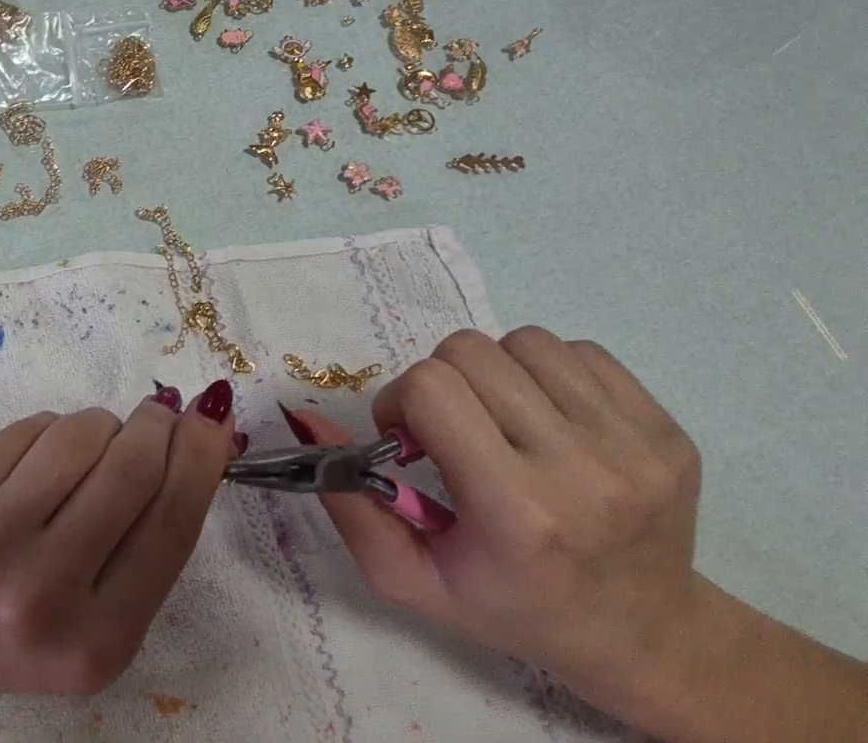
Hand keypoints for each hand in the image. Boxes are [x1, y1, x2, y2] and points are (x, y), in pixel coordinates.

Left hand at [0, 379, 242, 713]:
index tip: (212, 421)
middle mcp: (42, 590)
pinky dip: (51, 430)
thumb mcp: (94, 628)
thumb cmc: (12, 635)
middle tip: (162, 413)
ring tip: (96, 442)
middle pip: (130, 470)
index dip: (199, 461)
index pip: (170, 527)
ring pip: (79, 435)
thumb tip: (199, 444)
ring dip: (102, 424)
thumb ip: (144, 551)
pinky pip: (29, 427)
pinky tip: (43, 454)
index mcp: (96, 641)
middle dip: (157, 428)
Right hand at [284, 328, 703, 698]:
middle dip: (439, 382)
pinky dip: (544, 373)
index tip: (409, 441)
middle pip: (470, 352)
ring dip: (493, 372)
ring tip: (499, 420)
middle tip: (449, 429)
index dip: (401, 403)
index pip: (431, 388)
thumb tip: (307, 418)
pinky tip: (545, 419)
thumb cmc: (510, 607)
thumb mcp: (407, 576)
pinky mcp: (668, 429)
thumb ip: (347, 500)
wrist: (643, 633)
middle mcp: (583, 469)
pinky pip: (579, 351)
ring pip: (524, 341)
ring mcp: (635, 445)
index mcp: (516, 510)